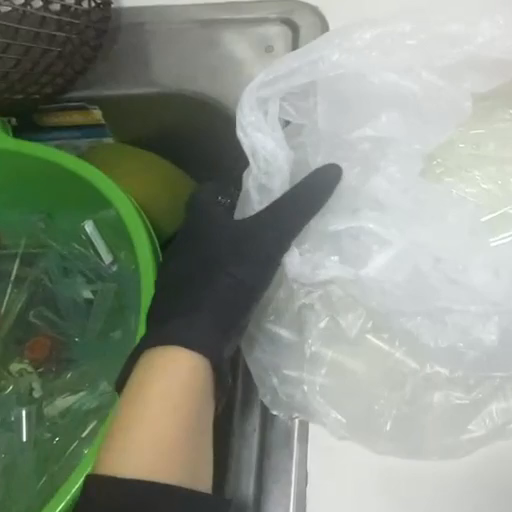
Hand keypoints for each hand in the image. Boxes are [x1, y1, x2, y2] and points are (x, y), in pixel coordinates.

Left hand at [122, 164, 341, 383]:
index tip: (252, 192)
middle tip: (262, 222)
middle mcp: (184, 244)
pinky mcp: (182, 307)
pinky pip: (204, 285)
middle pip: (205, 224)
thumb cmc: (227, 279)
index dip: (228, 189)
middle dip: (230, 222)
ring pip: (204, 255)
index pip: (208, 192)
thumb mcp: (270, 237)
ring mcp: (178, 278)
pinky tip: (242, 292)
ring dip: (225, 254)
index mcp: (200, 221)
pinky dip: (221, 283)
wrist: (189, 343)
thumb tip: (333, 168)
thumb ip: (298, 205)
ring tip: (256, 257)